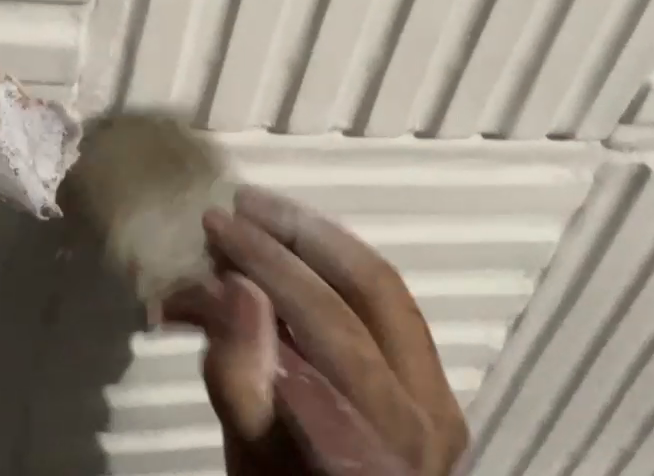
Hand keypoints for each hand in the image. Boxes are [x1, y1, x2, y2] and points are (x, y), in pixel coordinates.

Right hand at [164, 187, 468, 475]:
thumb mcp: (249, 454)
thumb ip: (239, 378)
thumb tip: (235, 286)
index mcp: (387, 434)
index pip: (328, 319)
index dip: (268, 260)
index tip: (216, 223)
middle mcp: (430, 406)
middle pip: (369, 288)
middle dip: (294, 232)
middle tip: (238, 202)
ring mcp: (438, 390)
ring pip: (383, 285)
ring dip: (316, 237)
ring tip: (259, 209)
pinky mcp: (429, 379)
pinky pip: (383, 301)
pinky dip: (330, 262)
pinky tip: (289, 243)